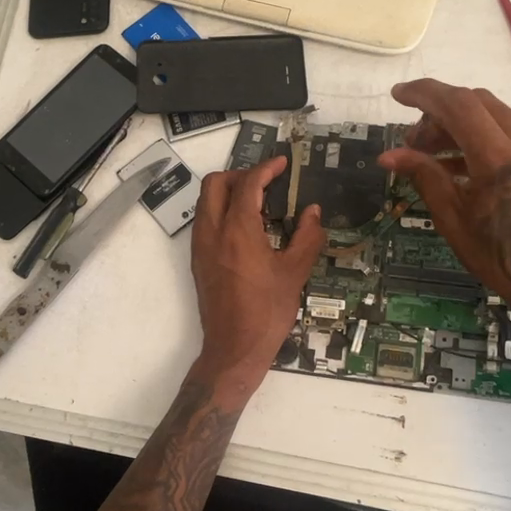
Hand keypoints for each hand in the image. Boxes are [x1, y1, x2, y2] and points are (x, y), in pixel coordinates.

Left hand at [189, 157, 323, 392]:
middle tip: (266, 183)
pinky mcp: (198, 261)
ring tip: (260, 207)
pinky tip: (248, 231)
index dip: (266, 168)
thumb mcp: (295, 273)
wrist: (234, 348)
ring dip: (229, 194)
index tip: (282, 163)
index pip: (247, 184)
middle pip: (216, 184)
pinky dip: (222, 213)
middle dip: (240, 175)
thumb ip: (307, 237)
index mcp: (237, 231)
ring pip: (206, 202)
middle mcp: (212, 232)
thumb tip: (312, 212)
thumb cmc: (267, 312)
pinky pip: (205, 222)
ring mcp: (200, 247)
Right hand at [377, 80, 510, 331]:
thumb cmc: (499, 257)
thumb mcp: (452, 218)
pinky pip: (506, 132)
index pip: (458, 104)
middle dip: (437, 112)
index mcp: (499, 159)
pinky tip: (454, 165)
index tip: (398, 95)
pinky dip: (476, 137)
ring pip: (492, 114)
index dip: (424, 93)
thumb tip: (388, 155)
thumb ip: (424, 176)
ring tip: (428, 155)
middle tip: (411, 142)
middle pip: (475, 102)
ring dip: (456, 124)